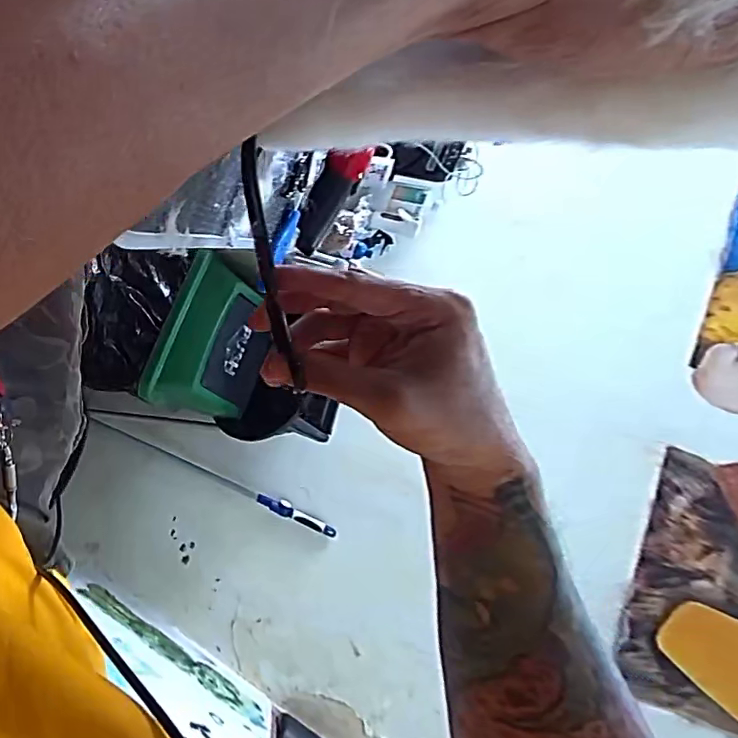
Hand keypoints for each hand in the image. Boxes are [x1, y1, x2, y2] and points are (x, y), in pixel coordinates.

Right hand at [251, 266, 526, 471]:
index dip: (309, 281)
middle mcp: (414, 311)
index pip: (356, 284)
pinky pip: (341, 342)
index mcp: (430, 307)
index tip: (274, 279)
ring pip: (336, 320)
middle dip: (298, 309)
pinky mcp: (385, 348)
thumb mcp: (385, 397)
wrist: (474, 458)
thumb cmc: (458, 423)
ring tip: (277, 359)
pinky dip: (315, 354)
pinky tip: (295, 366)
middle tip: (263, 319)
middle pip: (342, 298)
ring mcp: (398, 330)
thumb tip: (282, 362)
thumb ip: (327, 376)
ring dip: (303, 338)